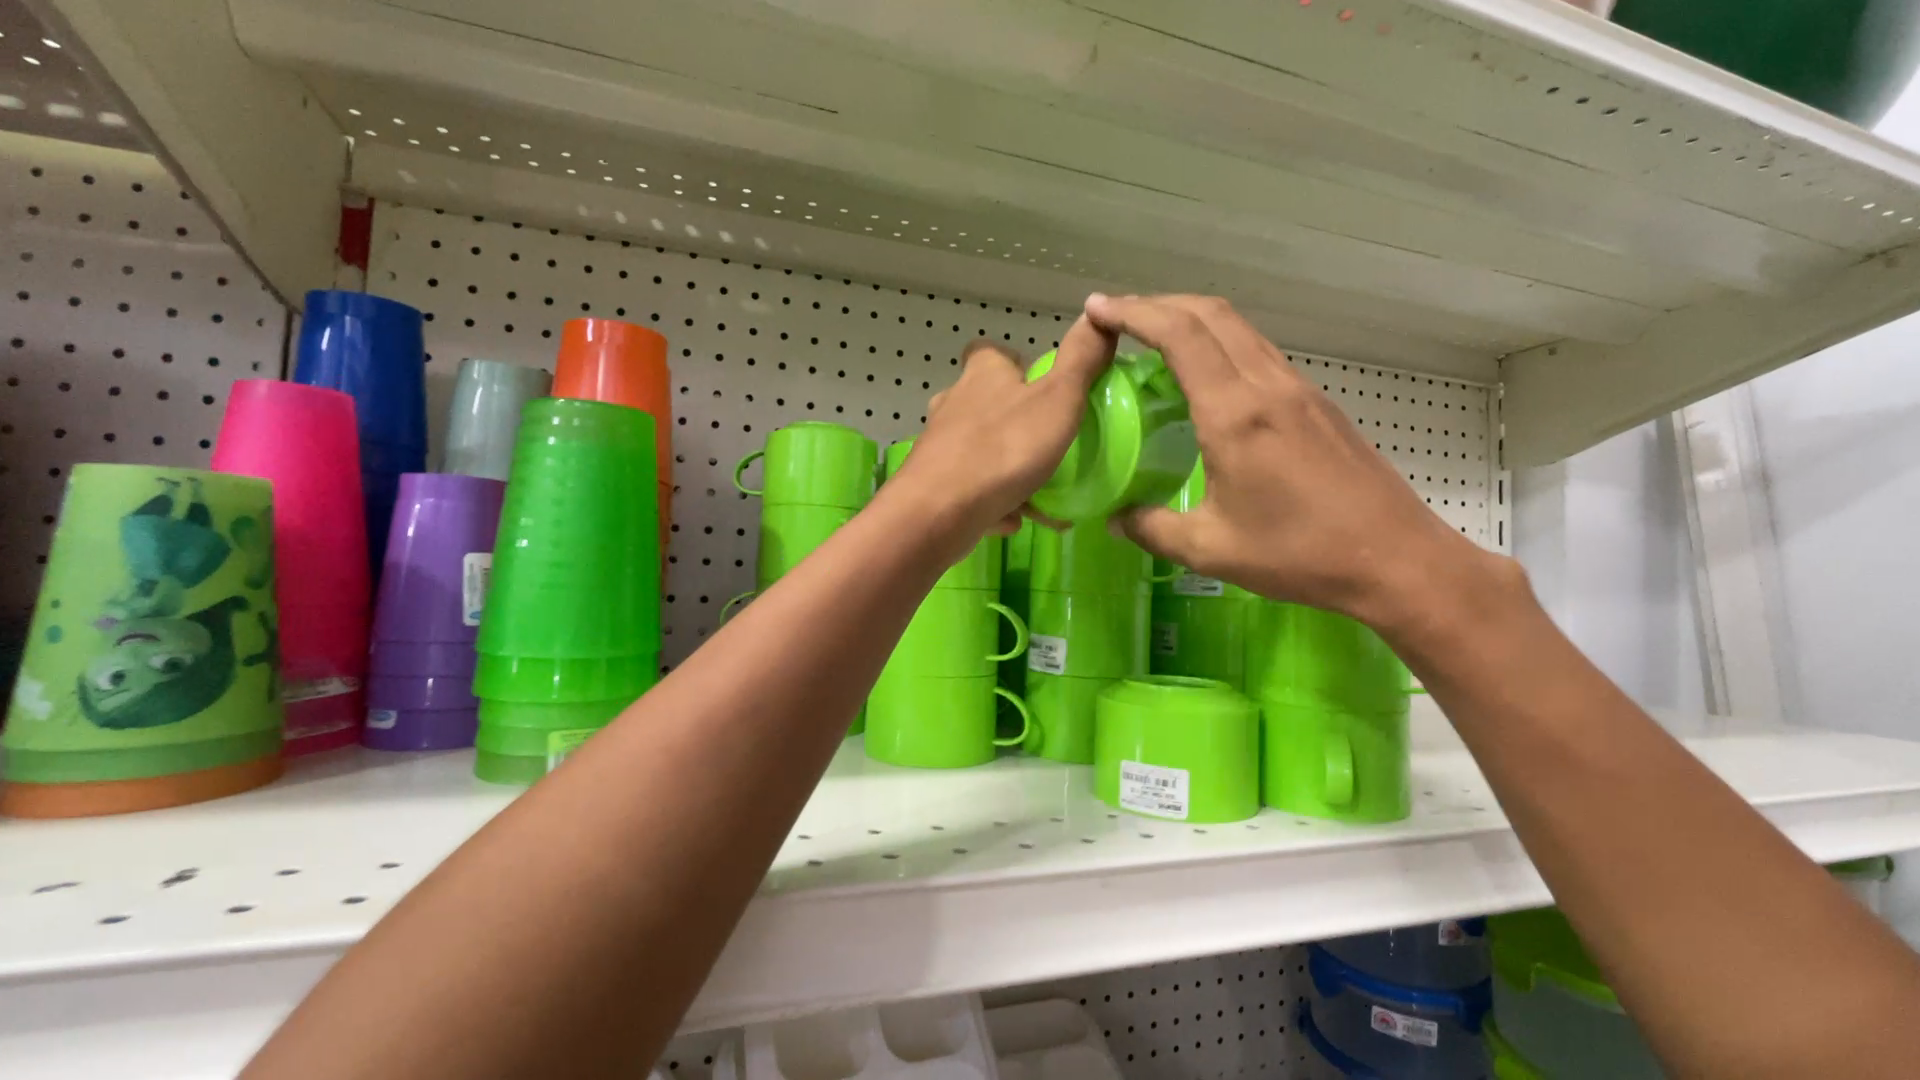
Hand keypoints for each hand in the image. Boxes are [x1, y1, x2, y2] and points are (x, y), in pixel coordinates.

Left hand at [891, 316, 1115, 539]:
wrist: (940, 512)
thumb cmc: (1004, 448)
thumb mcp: (1058, 399)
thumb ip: (1080, 359)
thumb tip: (1097, 311)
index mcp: (982, 375)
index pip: (989, 352)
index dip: (1012, 363)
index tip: (1037, 383)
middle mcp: (953, 404)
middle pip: (983, 402)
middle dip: (1012, 419)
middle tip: (1046, 442)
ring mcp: (940, 447)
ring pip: (978, 450)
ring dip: (1005, 467)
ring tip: (1039, 490)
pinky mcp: (933, 486)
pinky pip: (971, 489)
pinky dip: (992, 502)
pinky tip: (1014, 518)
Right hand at [1088, 294, 1509, 633]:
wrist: (1396, 557)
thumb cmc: (1299, 553)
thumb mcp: (1210, 549)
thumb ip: (1153, 528)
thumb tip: (1116, 519)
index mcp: (1234, 413)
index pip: (1179, 334)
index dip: (1133, 312)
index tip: (1097, 308)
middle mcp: (1267, 386)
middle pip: (1210, 313)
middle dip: (1158, 304)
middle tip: (1118, 317)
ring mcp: (1298, 389)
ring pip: (1239, 328)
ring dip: (1192, 319)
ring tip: (1155, 338)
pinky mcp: (1317, 404)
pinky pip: (1259, 352)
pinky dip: (1221, 344)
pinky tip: (1207, 377)